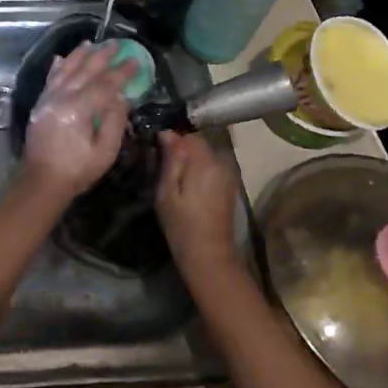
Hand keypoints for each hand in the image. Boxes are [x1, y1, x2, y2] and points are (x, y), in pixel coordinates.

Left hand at [20, 43, 132, 201]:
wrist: (42, 181)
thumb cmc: (77, 170)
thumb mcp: (105, 151)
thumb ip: (115, 121)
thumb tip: (120, 98)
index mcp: (79, 110)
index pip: (105, 84)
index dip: (122, 72)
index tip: (135, 62)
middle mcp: (61, 98)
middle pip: (84, 71)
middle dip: (101, 56)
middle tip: (116, 44)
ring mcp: (47, 100)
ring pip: (65, 70)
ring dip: (79, 55)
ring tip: (91, 43)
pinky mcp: (40, 105)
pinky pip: (50, 79)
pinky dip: (57, 67)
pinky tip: (61, 58)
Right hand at [156, 131, 241, 276]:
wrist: (209, 254)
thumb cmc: (182, 224)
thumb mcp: (167, 191)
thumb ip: (170, 160)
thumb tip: (166, 133)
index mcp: (205, 161)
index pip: (188, 137)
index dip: (172, 141)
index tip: (157, 153)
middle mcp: (221, 162)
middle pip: (199, 145)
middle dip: (182, 151)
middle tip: (163, 168)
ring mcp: (228, 174)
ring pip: (206, 157)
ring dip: (192, 162)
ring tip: (175, 179)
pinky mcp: (230, 186)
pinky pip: (213, 168)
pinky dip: (201, 172)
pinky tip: (189, 188)